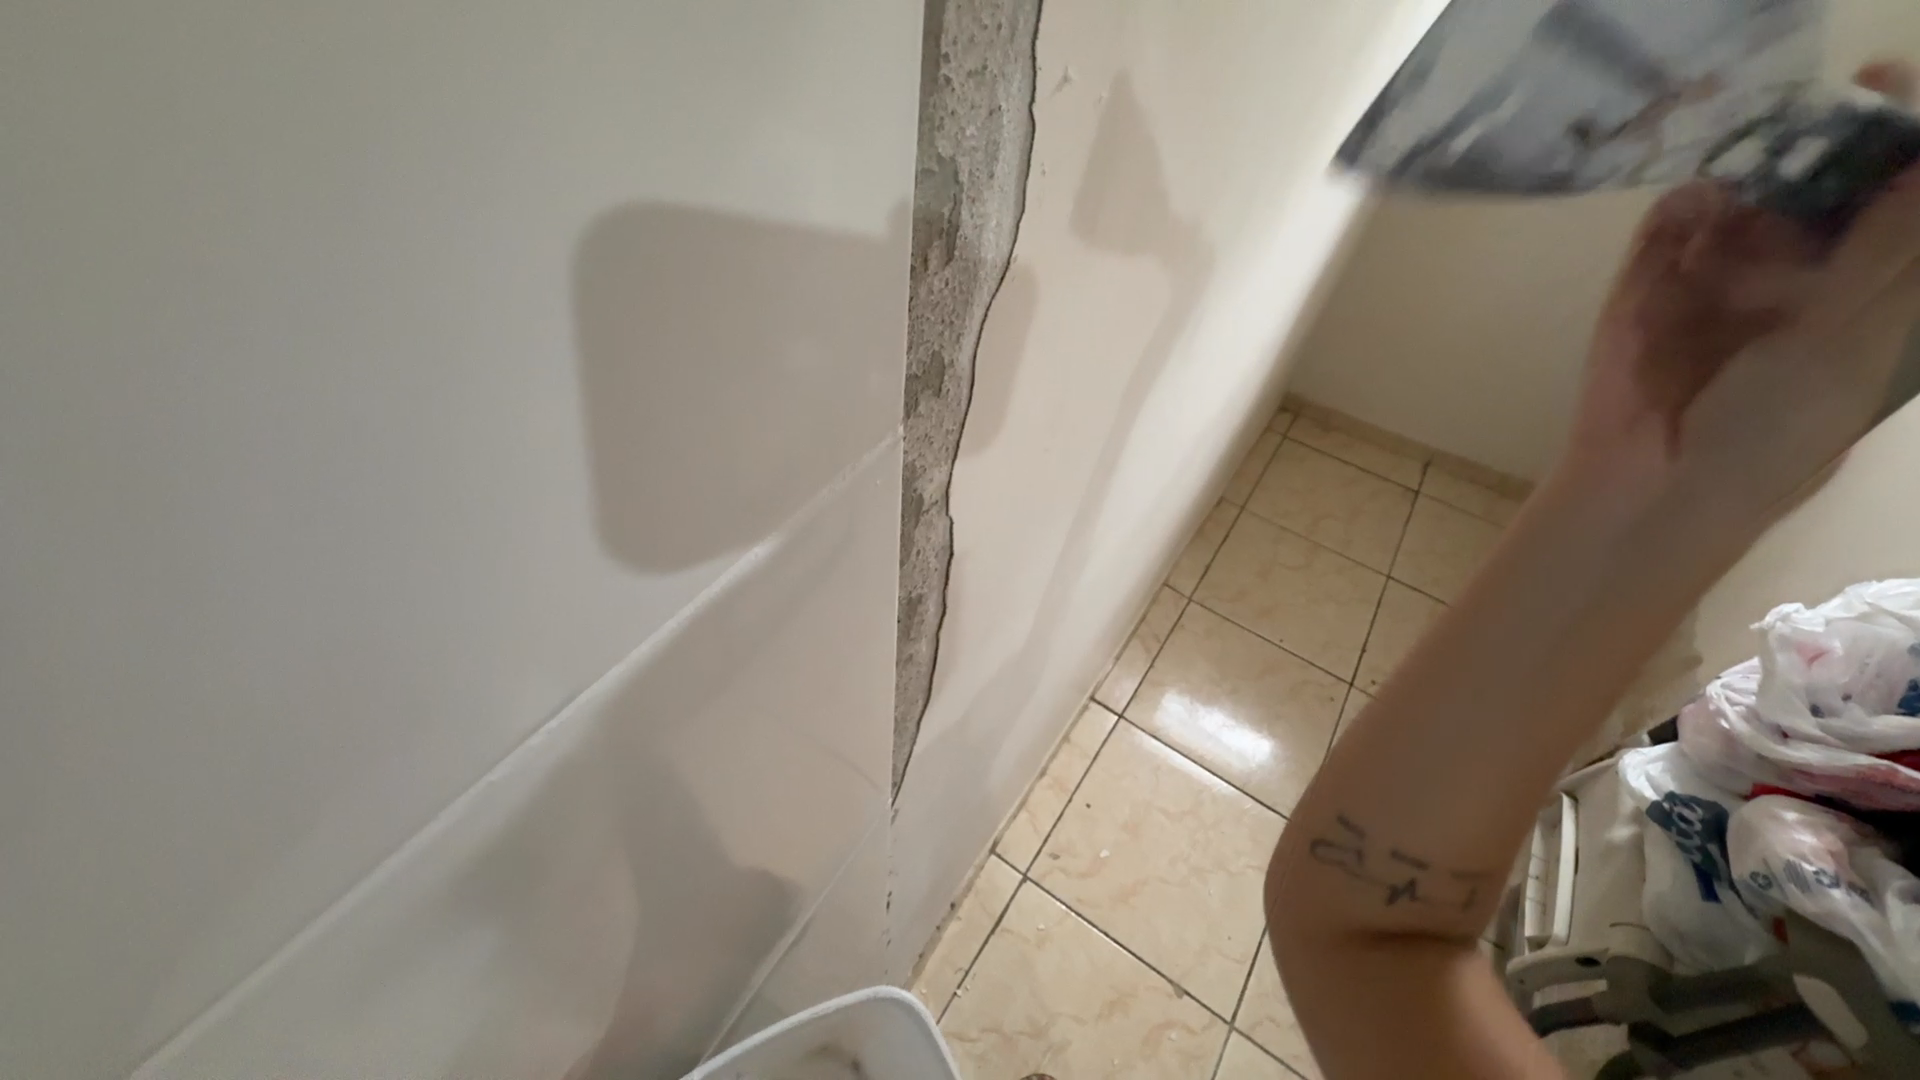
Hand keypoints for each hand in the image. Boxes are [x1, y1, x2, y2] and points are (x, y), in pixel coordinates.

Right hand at [1562, 61, 1919, 535]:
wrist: (1654, 485)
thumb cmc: (1766, 431)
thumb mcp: (1848, 340)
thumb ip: (1886, 250)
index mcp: (1860, 295)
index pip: (1893, 202)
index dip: (1900, 144)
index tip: (1883, 87)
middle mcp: (1787, 281)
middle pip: (1814, 190)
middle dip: (1817, 151)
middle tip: (1811, 122)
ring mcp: (1708, 286)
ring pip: (1737, 205)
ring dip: (1748, 178)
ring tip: (1749, 168)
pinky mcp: (1642, 294)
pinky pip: (1662, 235)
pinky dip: (1679, 209)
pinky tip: (1693, 203)